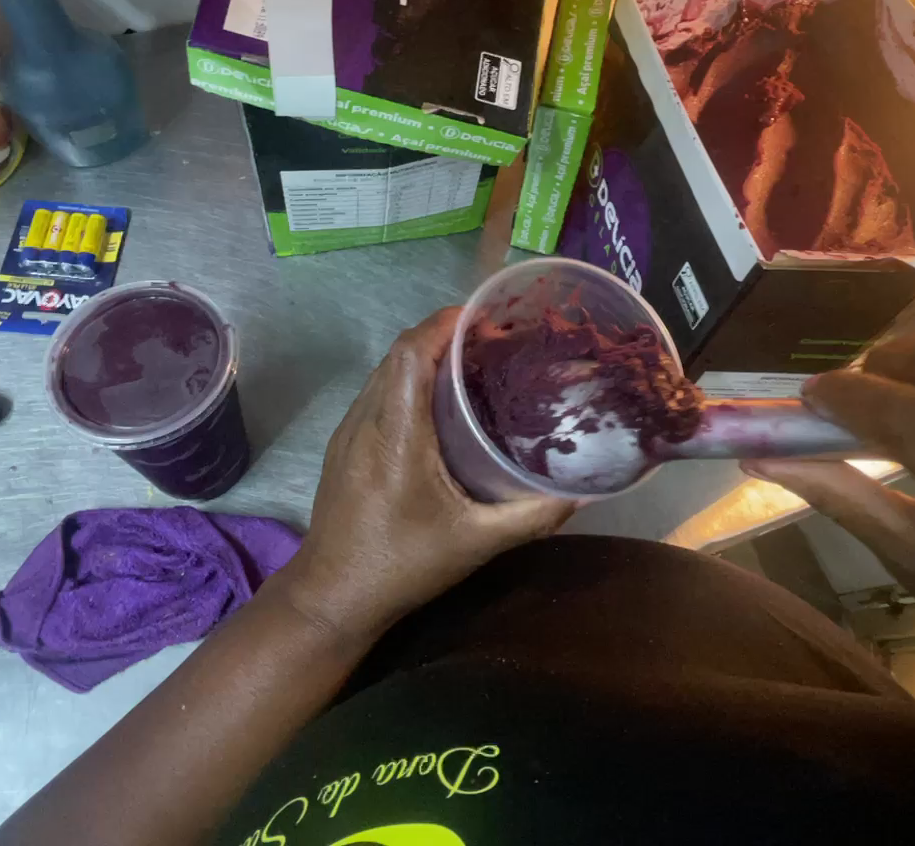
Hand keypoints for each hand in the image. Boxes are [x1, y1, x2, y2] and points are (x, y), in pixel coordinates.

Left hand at [281, 307, 573, 639]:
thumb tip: (582, 495)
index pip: (411, 353)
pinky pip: (377, 391)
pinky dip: (408, 379)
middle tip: (491, 341)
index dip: (445, 324)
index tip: (486, 321)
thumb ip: (531, 516)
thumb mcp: (476, 543)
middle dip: (442, 334)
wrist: (332, 594)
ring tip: (470, 363)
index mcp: (396, 433)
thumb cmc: (402, 565)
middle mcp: (366, 419)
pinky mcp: (344, 443)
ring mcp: (349, 429)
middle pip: (398, 353)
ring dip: (424, 355)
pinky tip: (437, 402)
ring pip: (385, 370)